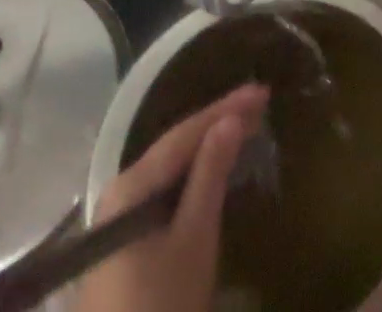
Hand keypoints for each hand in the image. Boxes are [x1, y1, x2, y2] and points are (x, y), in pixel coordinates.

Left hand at [75, 85, 269, 311]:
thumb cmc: (162, 303)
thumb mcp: (194, 237)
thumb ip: (210, 174)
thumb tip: (231, 120)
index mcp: (131, 186)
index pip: (184, 134)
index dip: (224, 109)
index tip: (262, 90)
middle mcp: (119, 192)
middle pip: (173, 145)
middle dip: (217, 120)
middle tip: (261, 102)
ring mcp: (120, 216)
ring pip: (170, 166)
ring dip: (207, 143)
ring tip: (246, 123)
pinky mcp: (128, 236)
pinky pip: (166, 187)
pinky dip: (195, 171)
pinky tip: (216, 166)